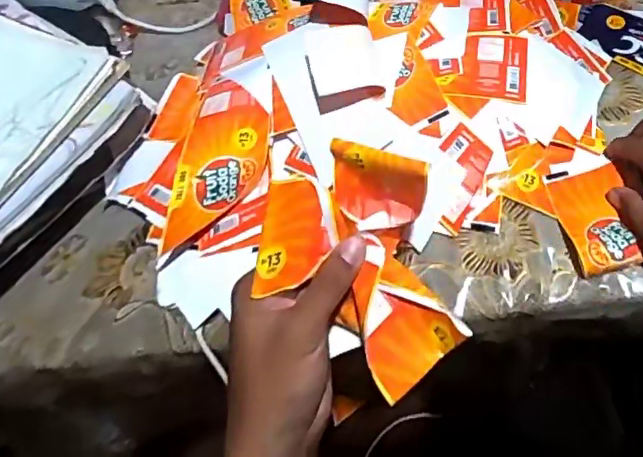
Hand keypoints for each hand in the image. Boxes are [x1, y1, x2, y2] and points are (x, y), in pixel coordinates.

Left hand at [225, 236, 367, 456]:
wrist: (279, 444)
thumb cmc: (277, 385)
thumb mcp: (303, 328)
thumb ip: (330, 281)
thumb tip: (357, 237)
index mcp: (257, 289)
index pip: (292, 245)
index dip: (324, 227)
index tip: (356, 208)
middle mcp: (273, 295)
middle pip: (314, 260)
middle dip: (344, 248)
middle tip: (378, 223)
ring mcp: (294, 313)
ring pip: (329, 279)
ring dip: (354, 269)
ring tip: (385, 243)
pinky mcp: (314, 330)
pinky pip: (337, 300)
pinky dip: (356, 290)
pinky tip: (380, 274)